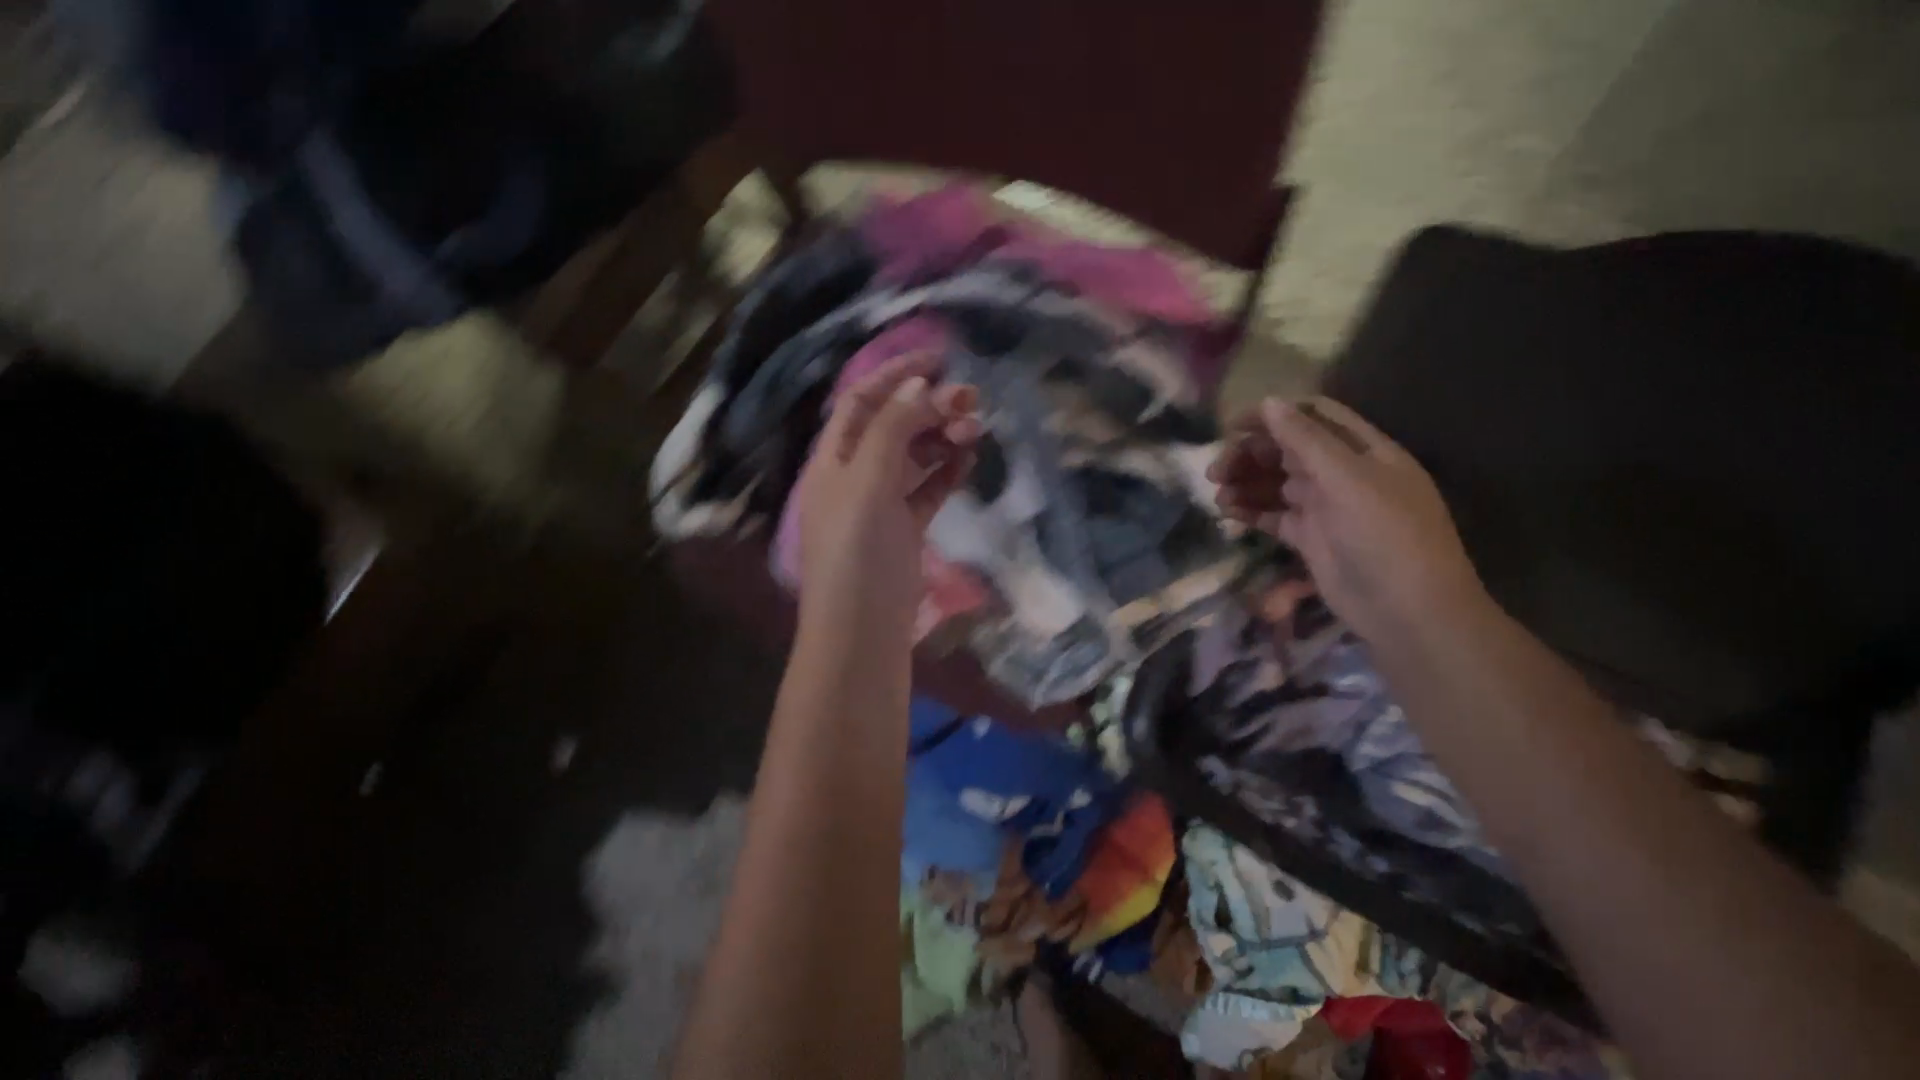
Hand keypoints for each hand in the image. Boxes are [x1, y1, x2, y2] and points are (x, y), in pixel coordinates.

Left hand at [797, 352, 980, 635]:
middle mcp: (853, 477)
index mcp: (832, 460)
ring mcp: (880, 505)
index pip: (862, 401)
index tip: (940, 358)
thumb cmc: (857, 554)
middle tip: (972, 400)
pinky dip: (947, 471)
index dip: (896, 374)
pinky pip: (927, 489)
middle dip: (929, 406)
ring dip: (942, 436)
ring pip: (914, 456)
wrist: (861, 633)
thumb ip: (893, 432)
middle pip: (892, 426)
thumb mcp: (868, 484)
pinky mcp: (904, 531)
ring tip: (975, 429)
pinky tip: (969, 459)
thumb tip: (919, 385)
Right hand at [1209, 396, 1486, 645]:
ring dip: (1246, 483)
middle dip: (1250, 454)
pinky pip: (1275, 516)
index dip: (1275, 414)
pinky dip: (1251, 512)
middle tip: (1216, 470)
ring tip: (1218, 495)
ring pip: (1277, 483)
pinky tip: (1227, 513)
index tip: (1233, 425)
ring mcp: (1327, 508)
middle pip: (1288, 450)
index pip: (1314, 416)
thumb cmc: (1388, 536)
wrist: (1409, 611)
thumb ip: (1307, 440)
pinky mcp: (1311, 540)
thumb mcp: (1349, 480)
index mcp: (1364, 451)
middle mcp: (1344, 474)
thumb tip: (1269, 401)